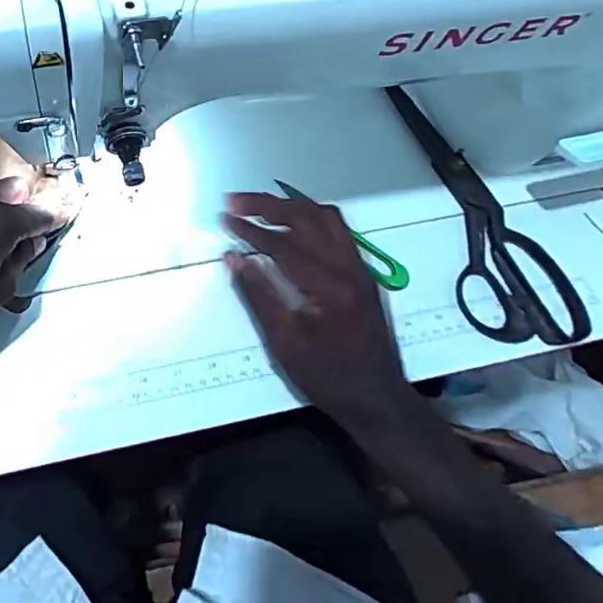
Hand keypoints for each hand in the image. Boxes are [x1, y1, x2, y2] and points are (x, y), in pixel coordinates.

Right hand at [221, 193, 416, 425]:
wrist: (378, 402)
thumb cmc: (328, 379)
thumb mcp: (284, 343)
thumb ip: (258, 295)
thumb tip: (234, 258)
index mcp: (330, 287)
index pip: (284, 244)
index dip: (250, 229)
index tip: (225, 218)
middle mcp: (349, 268)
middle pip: (306, 218)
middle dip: (267, 205)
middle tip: (235, 201)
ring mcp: (360, 268)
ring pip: (325, 217)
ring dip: (289, 206)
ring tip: (259, 206)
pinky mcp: (362, 272)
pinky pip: (337, 229)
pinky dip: (309, 216)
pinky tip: (291, 222)